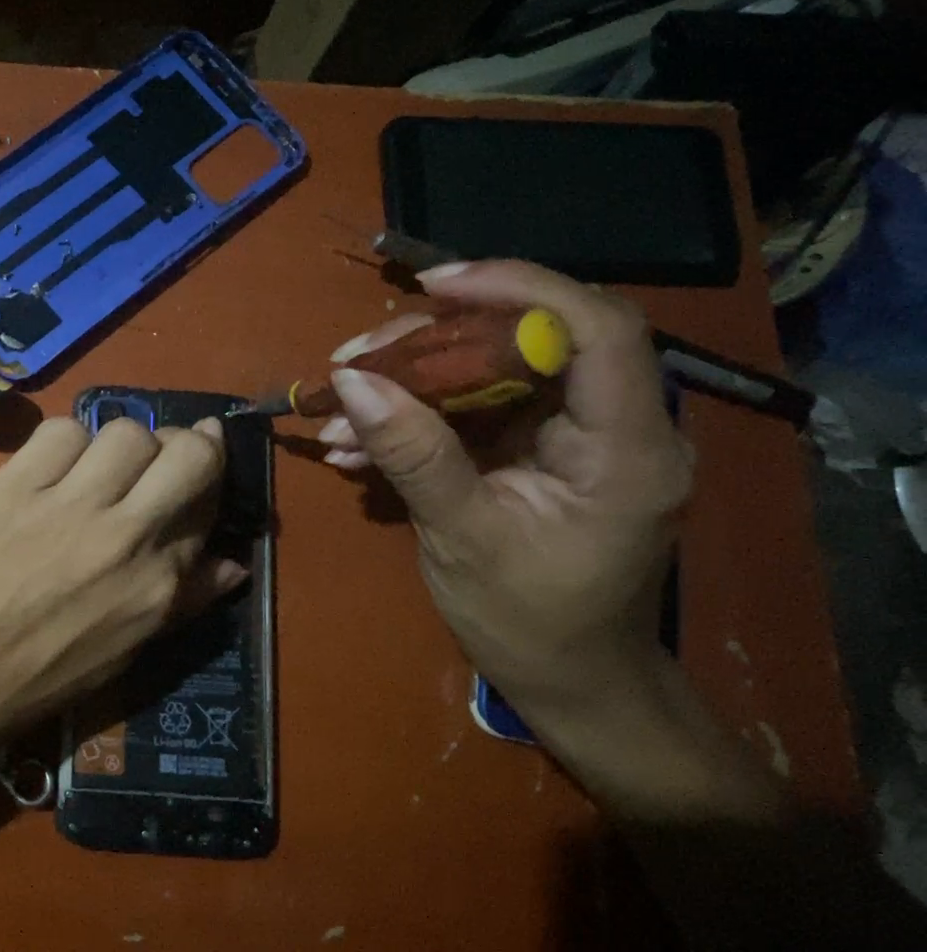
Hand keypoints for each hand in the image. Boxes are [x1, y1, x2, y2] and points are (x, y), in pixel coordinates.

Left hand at [0, 416, 242, 751]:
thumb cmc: (33, 678)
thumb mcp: (123, 653)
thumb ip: (182, 602)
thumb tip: (232, 563)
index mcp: (159, 586)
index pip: (208, 504)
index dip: (206, 481)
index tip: (197, 466)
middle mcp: (126, 536)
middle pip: (186, 454)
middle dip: (185, 445)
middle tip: (160, 455)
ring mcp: (68, 506)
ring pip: (125, 433)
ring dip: (120, 444)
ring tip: (96, 466)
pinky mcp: (13, 485)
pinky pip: (60, 432)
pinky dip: (65, 442)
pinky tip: (49, 468)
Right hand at [320, 261, 692, 710]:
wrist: (569, 678)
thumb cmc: (530, 621)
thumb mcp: (463, 538)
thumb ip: (414, 454)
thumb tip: (351, 381)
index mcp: (625, 448)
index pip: (597, 329)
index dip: (519, 289)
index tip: (433, 286)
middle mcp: (614, 425)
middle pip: (531, 339)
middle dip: (435, 339)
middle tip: (355, 355)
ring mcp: (575, 435)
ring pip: (494, 369)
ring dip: (412, 376)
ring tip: (340, 398)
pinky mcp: (539, 448)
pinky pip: (476, 406)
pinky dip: (416, 412)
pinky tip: (357, 435)